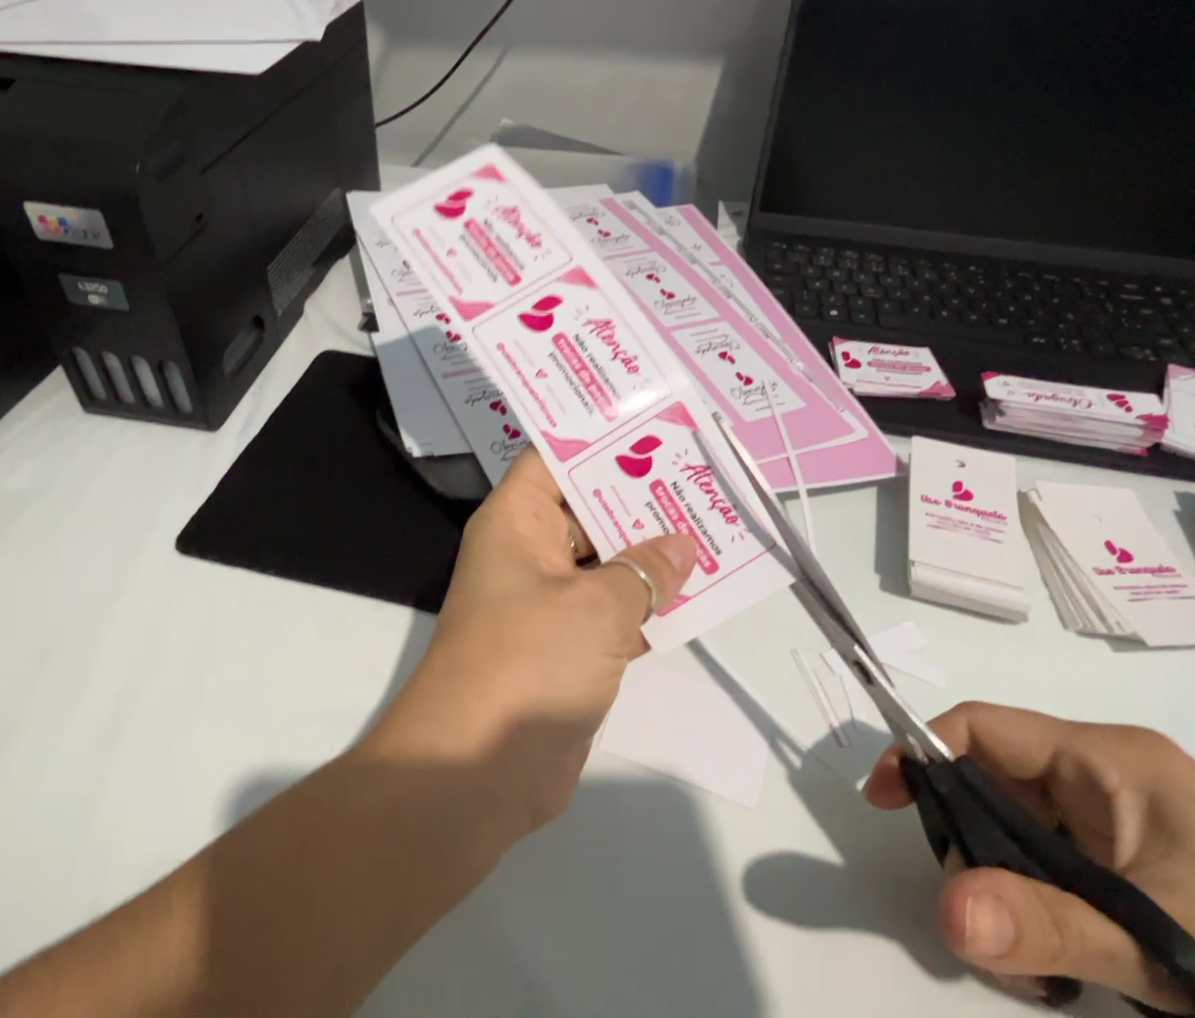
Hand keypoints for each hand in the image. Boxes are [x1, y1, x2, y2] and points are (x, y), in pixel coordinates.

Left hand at [361, 451, 698, 833]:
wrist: (477, 769)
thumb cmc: (528, 663)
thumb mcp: (596, 607)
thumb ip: (645, 570)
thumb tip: (682, 544)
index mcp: (515, 524)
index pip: (553, 459)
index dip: (600, 440)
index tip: (656, 426)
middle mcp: (527, 556)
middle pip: (586, 510)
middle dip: (642, 497)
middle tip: (705, 475)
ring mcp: (546, 606)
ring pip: (605, 564)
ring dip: (653, 555)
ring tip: (717, 526)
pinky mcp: (566, 651)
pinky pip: (612, 614)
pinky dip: (649, 606)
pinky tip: (702, 595)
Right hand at [864, 703, 1194, 1017]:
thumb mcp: (1167, 947)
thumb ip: (1050, 925)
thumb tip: (942, 908)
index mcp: (1109, 761)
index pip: (981, 727)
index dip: (920, 752)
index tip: (882, 805)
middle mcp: (1107, 780)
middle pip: (989, 786)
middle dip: (968, 849)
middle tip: (984, 922)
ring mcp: (1121, 827)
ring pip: (1017, 838)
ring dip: (1004, 893)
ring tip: (1038, 966)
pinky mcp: (1135, 871)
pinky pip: (1052, 874)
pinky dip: (1036, 914)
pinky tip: (1065, 968)